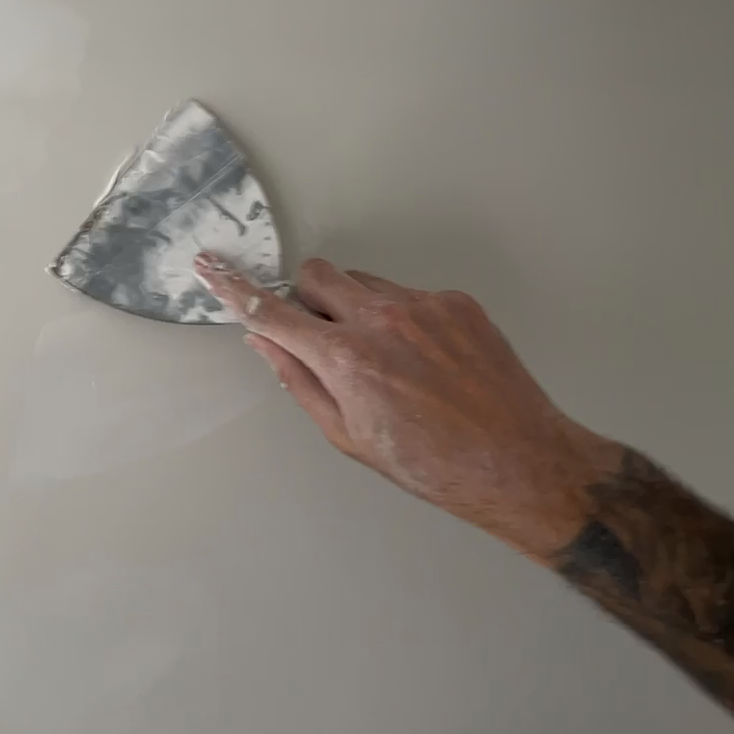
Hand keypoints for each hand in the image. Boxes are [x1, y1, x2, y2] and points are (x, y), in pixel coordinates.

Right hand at [193, 252, 621, 559]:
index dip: (234, 289)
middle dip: (305, 299)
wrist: (523, 464)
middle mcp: (381, 321)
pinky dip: (396, 315)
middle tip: (323, 337)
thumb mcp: (347, 435)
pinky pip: (403, 291)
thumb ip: (297, 380)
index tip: (210, 269)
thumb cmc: (428, 463)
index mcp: (346, 360)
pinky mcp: (456, 302)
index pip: (271, 312)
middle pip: (314, 274)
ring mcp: (423, 306)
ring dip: (352, 307)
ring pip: (359, 281)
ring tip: (384, 355)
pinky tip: (421, 356)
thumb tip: (262, 341)